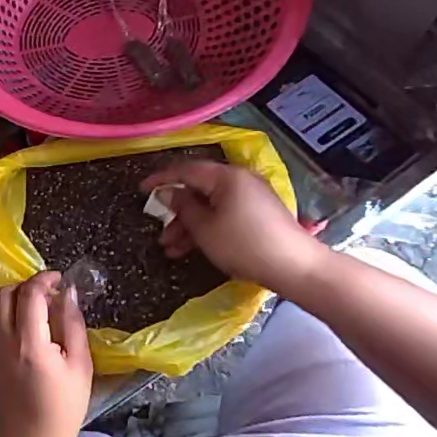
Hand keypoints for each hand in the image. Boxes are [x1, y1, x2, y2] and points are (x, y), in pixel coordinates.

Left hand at [0, 271, 92, 436]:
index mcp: (29, 342)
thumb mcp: (80, 365)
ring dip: (17, 298)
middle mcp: (3, 340)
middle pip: (6, 293)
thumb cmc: (62, 408)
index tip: (60, 279)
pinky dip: (10, 314)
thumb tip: (68, 292)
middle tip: (51, 294)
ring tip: (41, 310)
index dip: (45, 279)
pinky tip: (31, 329)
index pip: (30, 293)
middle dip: (28, 285)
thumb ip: (73, 324)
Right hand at [141, 161, 328, 292]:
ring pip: (211, 207)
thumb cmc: (244, 244)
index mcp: (226, 176)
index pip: (186, 170)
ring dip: (189, 227)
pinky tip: (193, 249)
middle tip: (160, 234)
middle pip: (199, 191)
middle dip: (176, 214)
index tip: (141, 190)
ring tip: (171, 250)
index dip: (161, 180)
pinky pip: (224, 215)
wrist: (294, 266)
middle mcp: (239, 180)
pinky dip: (208, 229)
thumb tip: (169, 193)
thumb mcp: (205, 229)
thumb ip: (183, 207)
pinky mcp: (258, 214)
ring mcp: (251, 197)